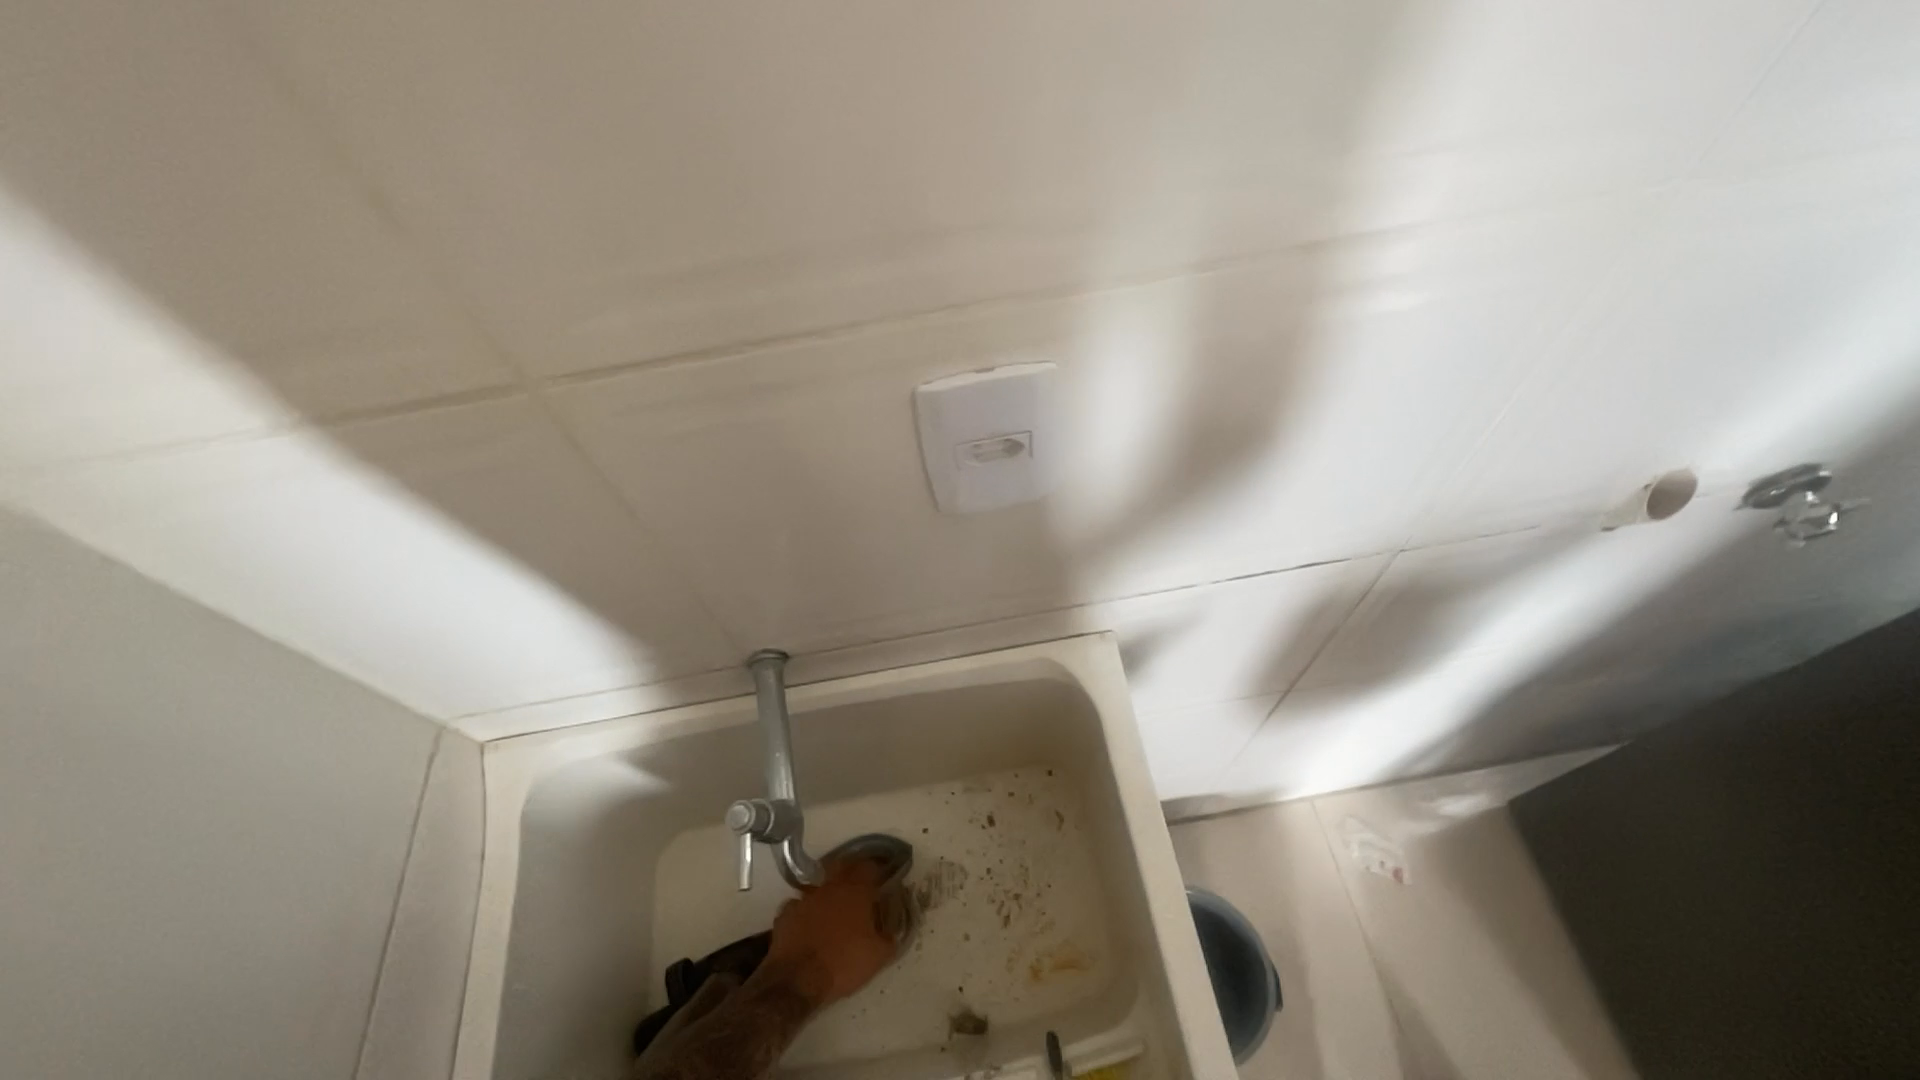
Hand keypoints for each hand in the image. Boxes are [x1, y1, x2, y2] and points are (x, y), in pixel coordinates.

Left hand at [763, 855, 901, 1005]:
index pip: (869, 867)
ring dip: (827, 894)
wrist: (797, 981)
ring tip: (832, 912)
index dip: (876, 871)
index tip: (881, 879)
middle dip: (851, 872)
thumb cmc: (843, 963)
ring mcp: (804, 899)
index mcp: (856, 891)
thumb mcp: (879, 956)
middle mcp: (829, 887)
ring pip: (819, 886)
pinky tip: (808, 928)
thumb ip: (888, 937)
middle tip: (858, 887)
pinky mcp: (785, 914)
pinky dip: (806, 913)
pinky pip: (799, 906)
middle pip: (841, 866)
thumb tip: (889, 930)